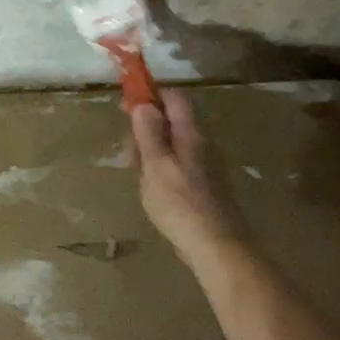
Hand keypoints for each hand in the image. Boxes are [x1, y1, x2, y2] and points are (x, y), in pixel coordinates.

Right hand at [126, 90, 244, 264]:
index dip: (150, 94)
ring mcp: (202, 165)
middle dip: (146, 126)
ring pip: (170, 144)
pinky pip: (174, 164)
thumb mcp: (156, 165)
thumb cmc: (179, 203)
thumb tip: (143, 104)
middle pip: (172, 120)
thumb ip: (149, 133)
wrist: (214, 244)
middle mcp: (200, 144)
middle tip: (127, 147)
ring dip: (149, 149)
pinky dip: (157, 167)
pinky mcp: (199, 185)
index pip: (174, 98)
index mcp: (191, 135)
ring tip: (134, 170)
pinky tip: (148, 187)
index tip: (125, 102)